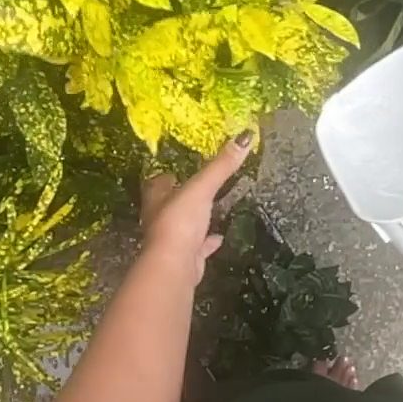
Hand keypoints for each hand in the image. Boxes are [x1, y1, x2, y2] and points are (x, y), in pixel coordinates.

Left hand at [138, 131, 252, 281]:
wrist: (174, 265)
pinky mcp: (185, 258)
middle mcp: (160, 218)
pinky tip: (219, 237)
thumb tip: (244, 136)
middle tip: (197, 187)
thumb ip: (221, 166)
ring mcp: (172, 240)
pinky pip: (198, 246)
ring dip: (194, 218)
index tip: (175, 170)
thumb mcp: (201, 188)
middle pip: (169, 204)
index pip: (158, 183)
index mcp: (157, 198)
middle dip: (180, 197)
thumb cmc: (179, 221)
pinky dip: (208, 241)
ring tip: (209, 209)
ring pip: (183, 225)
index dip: (166, 176)